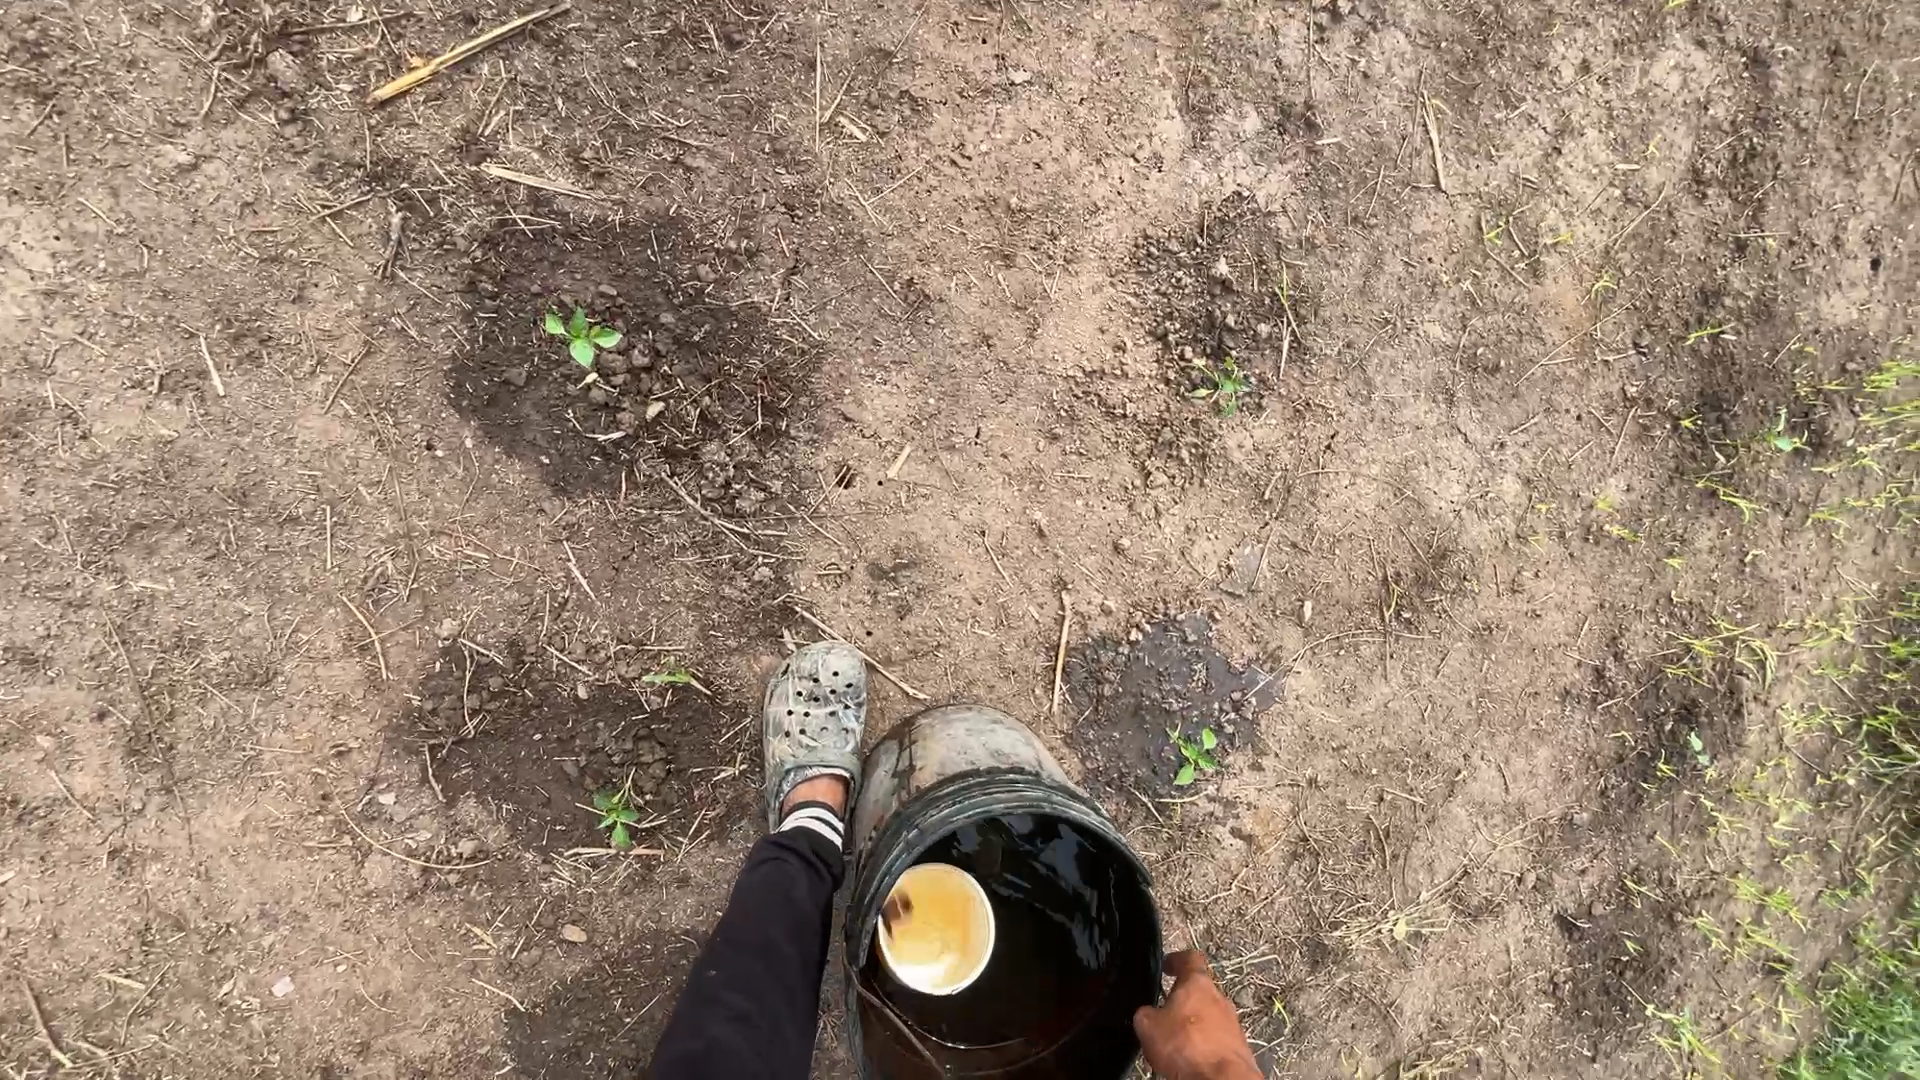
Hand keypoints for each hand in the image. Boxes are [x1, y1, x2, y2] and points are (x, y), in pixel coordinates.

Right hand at [1133, 950, 1261, 1079]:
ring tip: (1178, 1043)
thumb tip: (1148, 1015)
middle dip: (1184, 1002)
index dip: (1176, 960)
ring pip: (1210, 1018)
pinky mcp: (1240, 1050)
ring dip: (1195, 1026)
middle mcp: (1219, 998)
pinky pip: (1218, 1041)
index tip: (1167, 966)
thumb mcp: (1148, 1026)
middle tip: (1166, 1015)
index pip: (1190, 958)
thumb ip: (1146, 1013)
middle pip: (1200, 991)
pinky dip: (1205, 1047)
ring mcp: (1233, 1025)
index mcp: (1197, 982)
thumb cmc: (1186, 1045)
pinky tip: (1193, 1060)